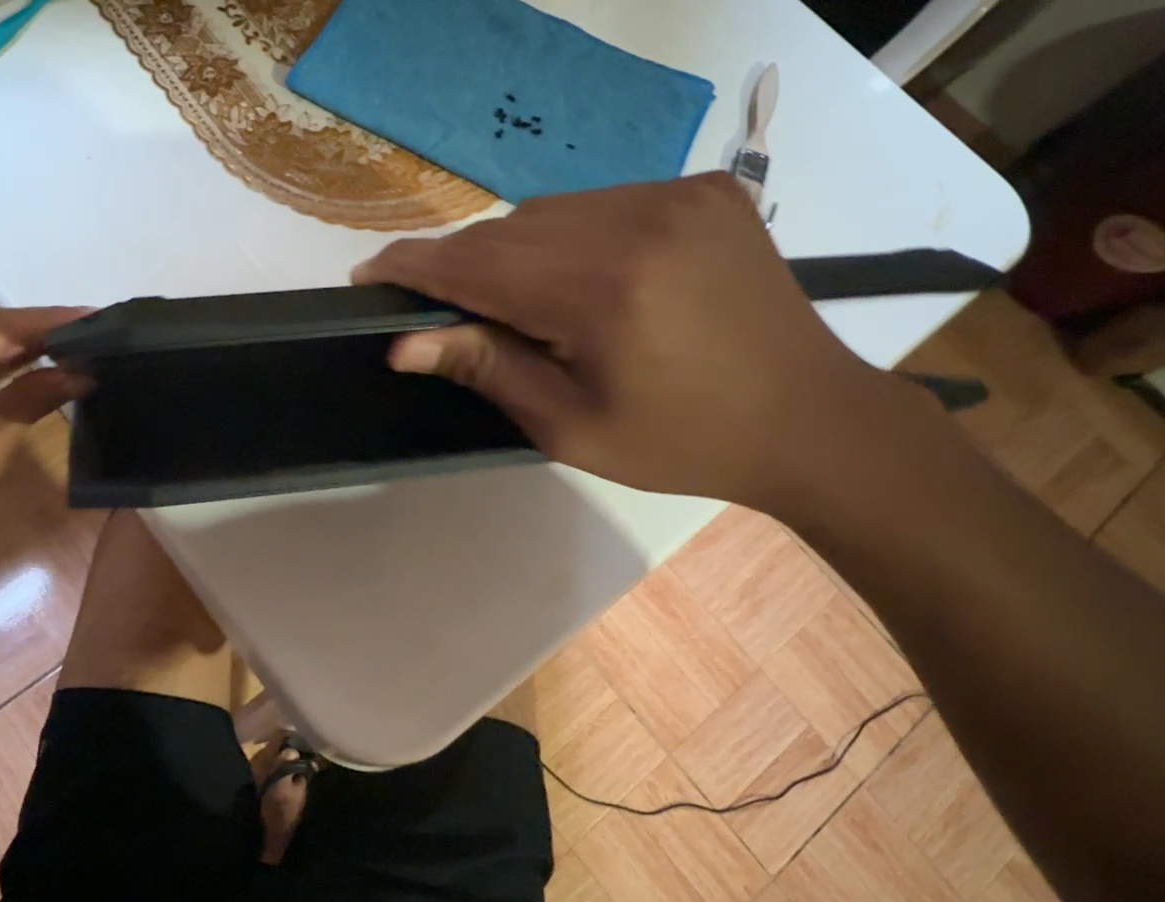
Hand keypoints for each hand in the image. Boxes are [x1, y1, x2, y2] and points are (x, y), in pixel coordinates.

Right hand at [353, 173, 923, 510]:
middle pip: (507, 229)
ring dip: (509, 249)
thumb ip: (486, 369)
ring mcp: (677, 195)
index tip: (366, 275)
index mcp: (603, 289)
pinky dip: (562, 234)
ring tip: (503, 301)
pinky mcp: (702, 188)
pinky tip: (568, 279)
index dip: (414, 267)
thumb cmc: (678, 441)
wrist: (806, 417)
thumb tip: (405, 343)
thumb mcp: (568, 424)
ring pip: (548, 210)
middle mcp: (639, 220)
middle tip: (428, 306)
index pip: (477, 262)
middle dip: (458, 265)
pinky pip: (598, 202)